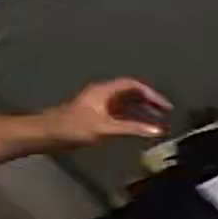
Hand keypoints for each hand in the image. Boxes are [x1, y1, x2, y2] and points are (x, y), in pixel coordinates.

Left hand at [40, 78, 170, 145]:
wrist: (49, 133)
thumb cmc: (74, 128)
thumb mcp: (105, 128)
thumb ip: (133, 128)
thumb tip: (160, 131)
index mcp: (104, 92)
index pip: (132, 85)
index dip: (151, 94)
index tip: (166, 107)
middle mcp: (105, 95)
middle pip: (133, 93)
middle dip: (152, 102)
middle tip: (168, 114)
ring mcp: (104, 105)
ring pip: (131, 103)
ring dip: (147, 111)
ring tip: (162, 123)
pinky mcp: (103, 115)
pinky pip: (127, 113)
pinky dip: (140, 118)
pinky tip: (147, 128)